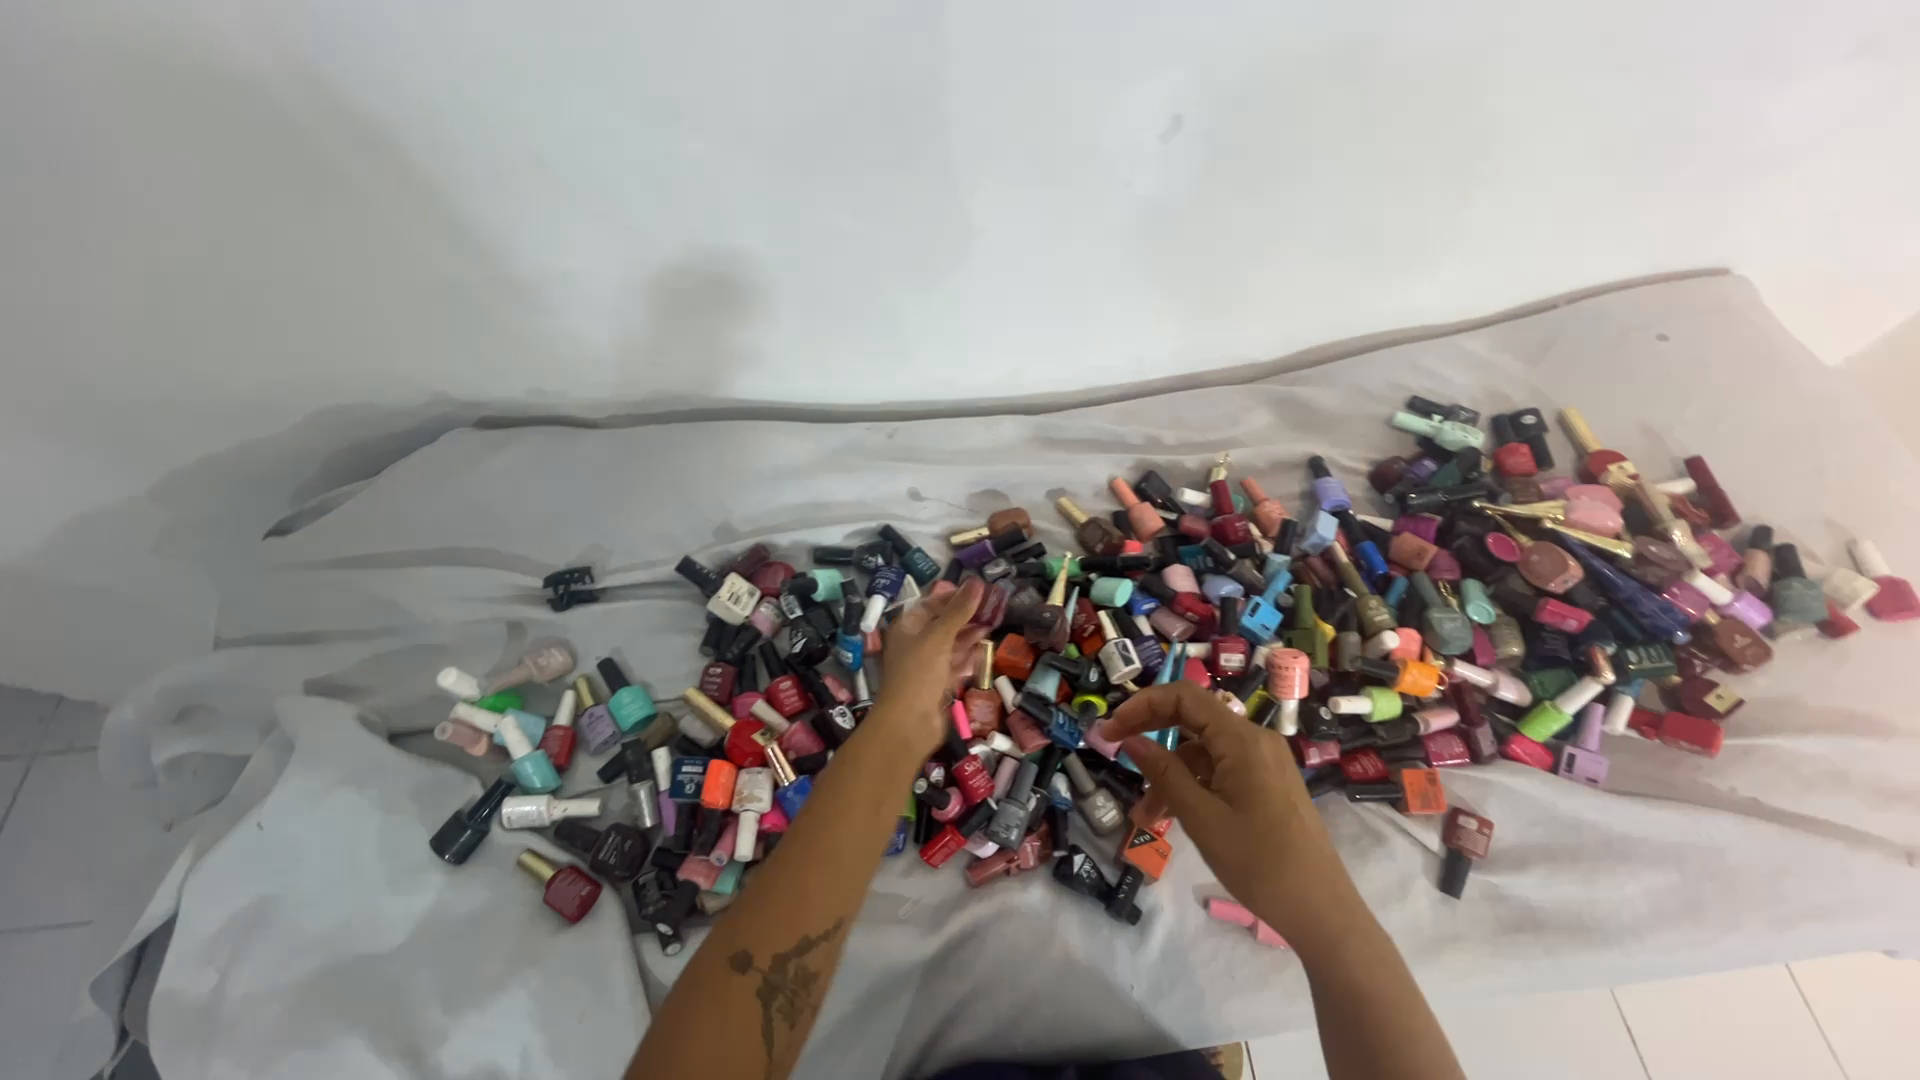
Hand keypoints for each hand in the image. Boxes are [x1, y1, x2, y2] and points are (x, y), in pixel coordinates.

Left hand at [870, 577, 986, 758]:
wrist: (909, 723)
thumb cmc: (918, 673)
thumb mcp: (939, 636)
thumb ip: (958, 611)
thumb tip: (977, 581)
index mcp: (907, 628)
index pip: (930, 604)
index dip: (953, 596)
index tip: (978, 590)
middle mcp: (915, 644)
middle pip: (942, 623)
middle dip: (966, 615)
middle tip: (993, 606)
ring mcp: (926, 665)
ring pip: (950, 644)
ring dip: (970, 634)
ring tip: (994, 622)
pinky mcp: (938, 684)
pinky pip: (954, 664)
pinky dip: (968, 655)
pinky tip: (984, 648)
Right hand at [1093, 681, 1352, 936]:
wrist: (1321, 910)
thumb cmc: (1258, 863)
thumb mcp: (1200, 818)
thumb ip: (1163, 773)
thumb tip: (1129, 740)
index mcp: (1242, 740)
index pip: (1184, 697)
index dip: (1142, 705)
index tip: (1110, 730)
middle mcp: (1255, 740)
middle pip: (1192, 718)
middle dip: (1150, 733)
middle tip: (1113, 752)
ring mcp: (1263, 763)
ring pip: (1202, 752)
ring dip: (1169, 773)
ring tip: (1144, 816)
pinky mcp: (1266, 784)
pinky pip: (1219, 771)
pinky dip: (1192, 786)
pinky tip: (1172, 816)